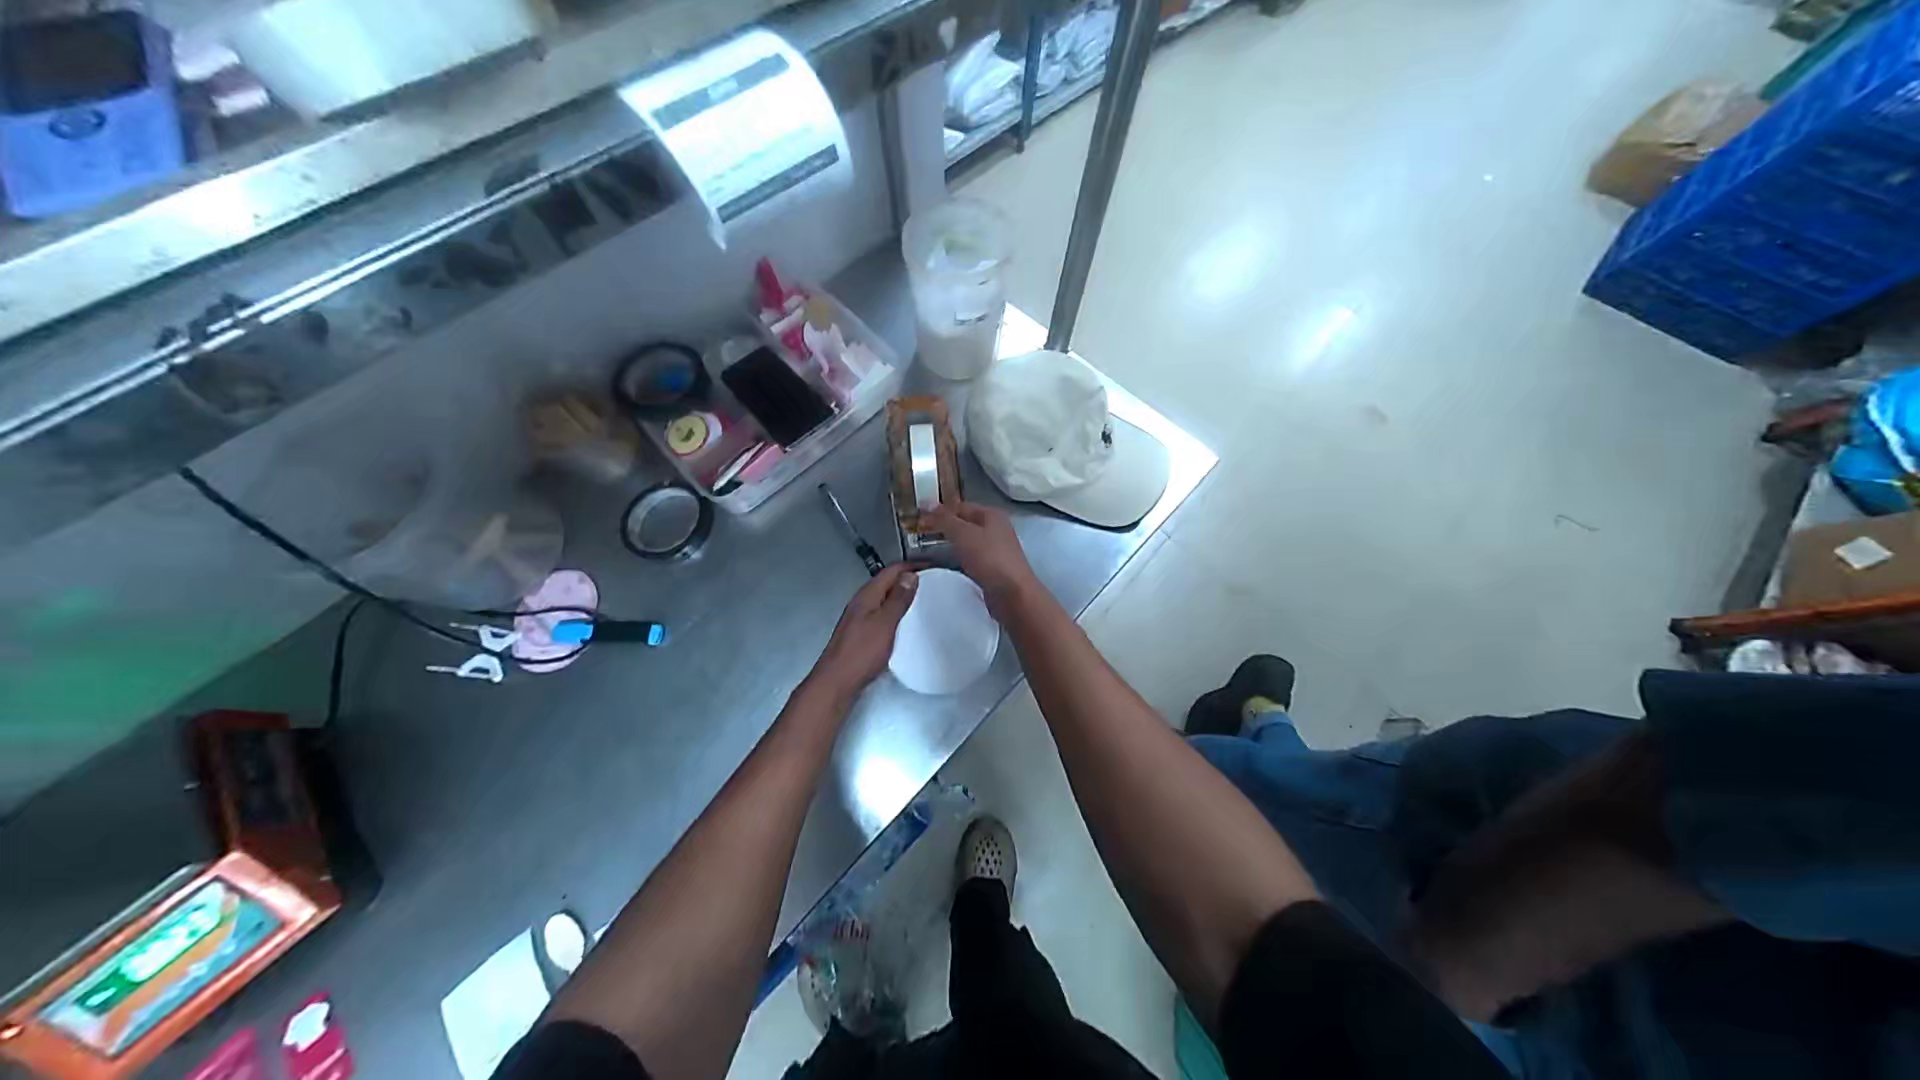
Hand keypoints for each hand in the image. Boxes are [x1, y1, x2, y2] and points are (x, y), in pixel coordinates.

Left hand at [810, 563, 918, 695]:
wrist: (837, 681)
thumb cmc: (861, 652)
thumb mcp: (885, 623)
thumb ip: (898, 599)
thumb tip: (909, 575)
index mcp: (867, 596)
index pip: (891, 571)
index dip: (912, 565)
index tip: (932, 567)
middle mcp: (861, 603)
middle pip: (886, 582)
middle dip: (908, 579)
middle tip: (930, 583)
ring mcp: (859, 618)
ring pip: (883, 598)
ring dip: (901, 595)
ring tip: (922, 600)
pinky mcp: (860, 633)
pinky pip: (881, 613)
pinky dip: (895, 612)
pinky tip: (904, 622)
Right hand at [927, 502, 1039, 612]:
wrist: (1013, 594)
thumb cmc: (989, 559)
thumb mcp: (963, 534)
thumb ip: (944, 519)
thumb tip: (928, 503)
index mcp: (992, 515)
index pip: (960, 506)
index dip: (939, 511)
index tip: (918, 520)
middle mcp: (997, 529)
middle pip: (965, 524)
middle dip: (944, 528)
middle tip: (920, 535)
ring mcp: (997, 550)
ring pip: (968, 542)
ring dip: (951, 545)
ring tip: (929, 551)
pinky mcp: (994, 569)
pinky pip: (972, 559)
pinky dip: (959, 560)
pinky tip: (948, 567)